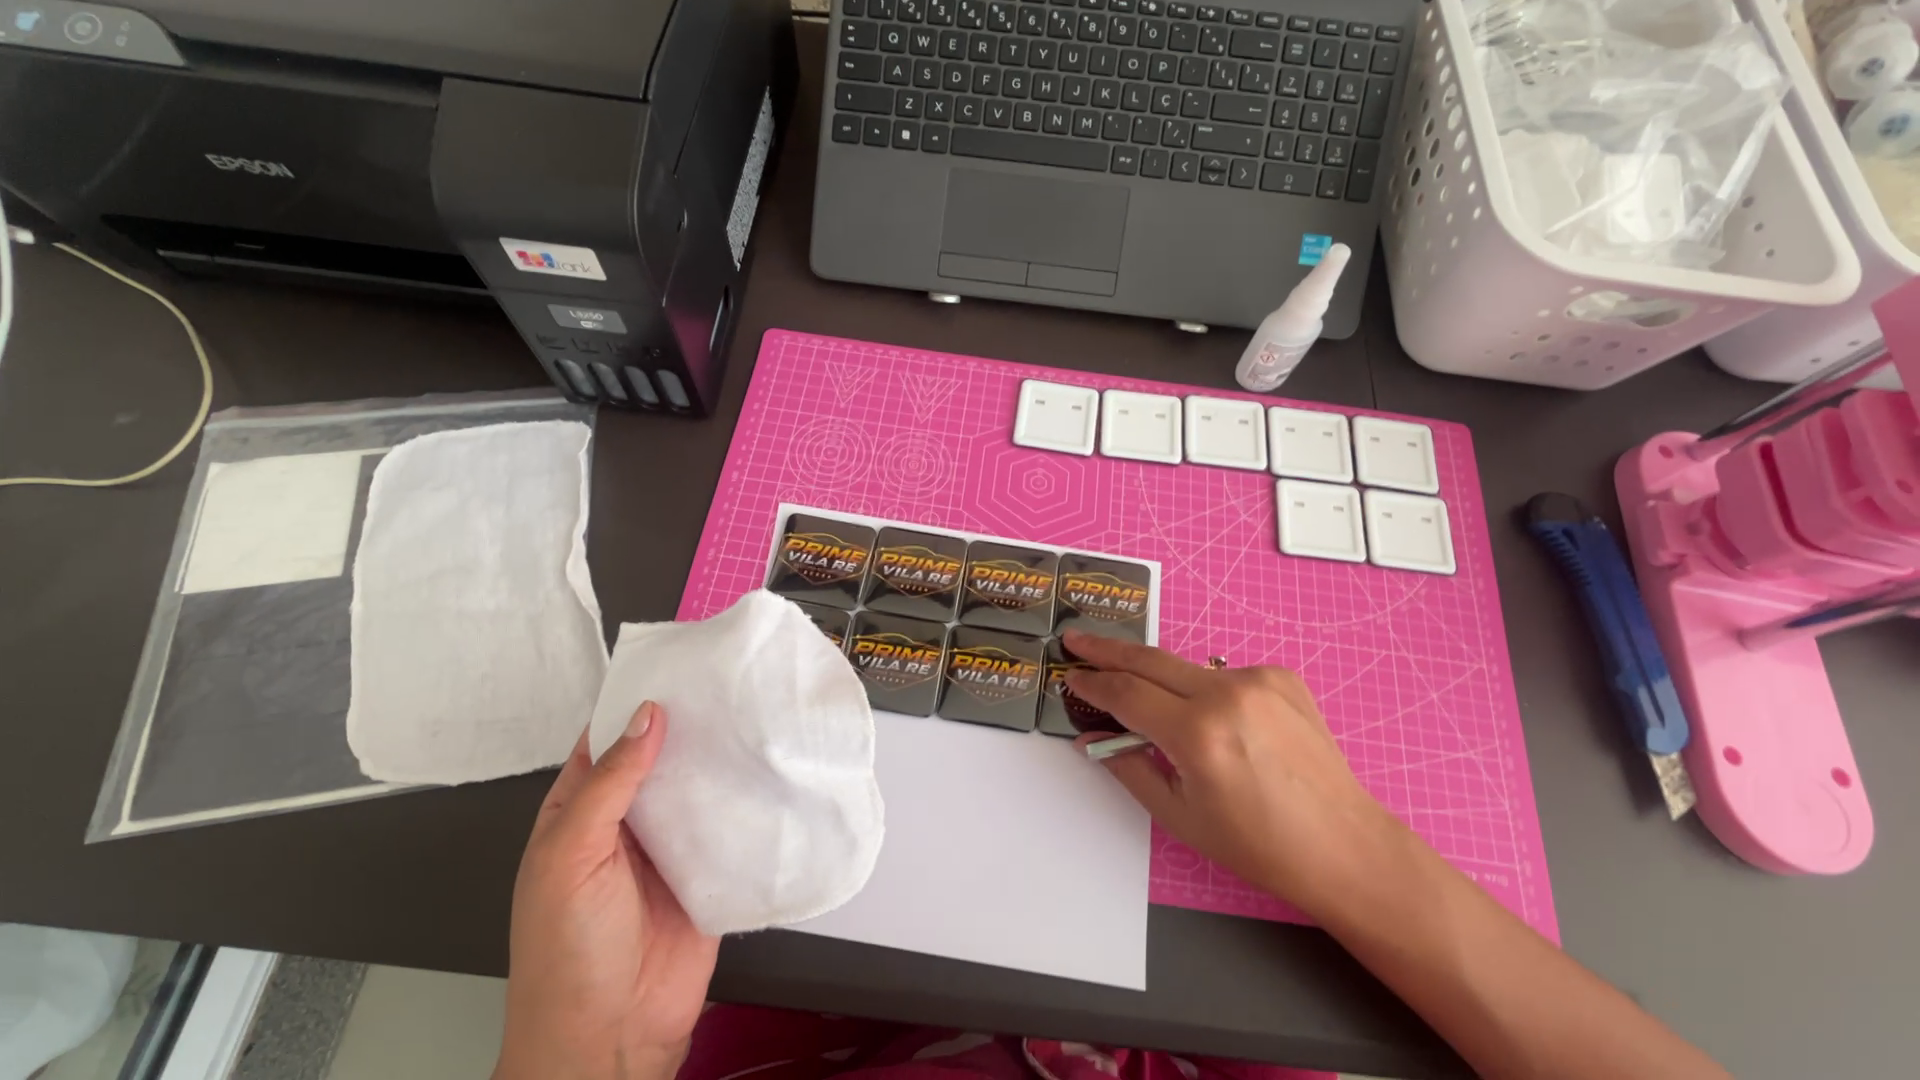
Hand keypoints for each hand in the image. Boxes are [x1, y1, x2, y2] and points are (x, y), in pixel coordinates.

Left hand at [494, 703, 718, 1079]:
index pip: (608, 742)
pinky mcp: (707, 875)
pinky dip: (748, 808)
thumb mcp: (571, 857)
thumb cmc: (565, 955)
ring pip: (699, 791)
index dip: (635, 707)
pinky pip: (730, 831)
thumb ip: (608, 785)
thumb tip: (645, 717)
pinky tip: (768, 780)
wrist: (608, 1040)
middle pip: (661, 761)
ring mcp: (669, 851)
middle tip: (727, 690)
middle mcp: (627, 825)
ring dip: (721, 765)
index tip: (673, 672)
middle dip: (689, 729)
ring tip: (755, 723)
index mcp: (579, 812)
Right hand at [1063, 631, 1402, 918]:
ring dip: (1161, 679)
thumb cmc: (1257, 844)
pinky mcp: (1283, 678)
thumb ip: (1128, 767)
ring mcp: (1259, 680)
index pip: (1127, 693)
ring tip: (1153, 707)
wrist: (1343, 845)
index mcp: (1198, 734)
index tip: (1070, 676)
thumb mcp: (1179, 816)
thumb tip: (1092, 739)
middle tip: (1077, 641)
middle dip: (1108, 650)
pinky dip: (1206, 691)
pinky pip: (1225, 676)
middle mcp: (1228, 694)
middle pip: (1150, 660)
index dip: (1093, 684)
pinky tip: (1216, 723)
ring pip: (1188, 669)